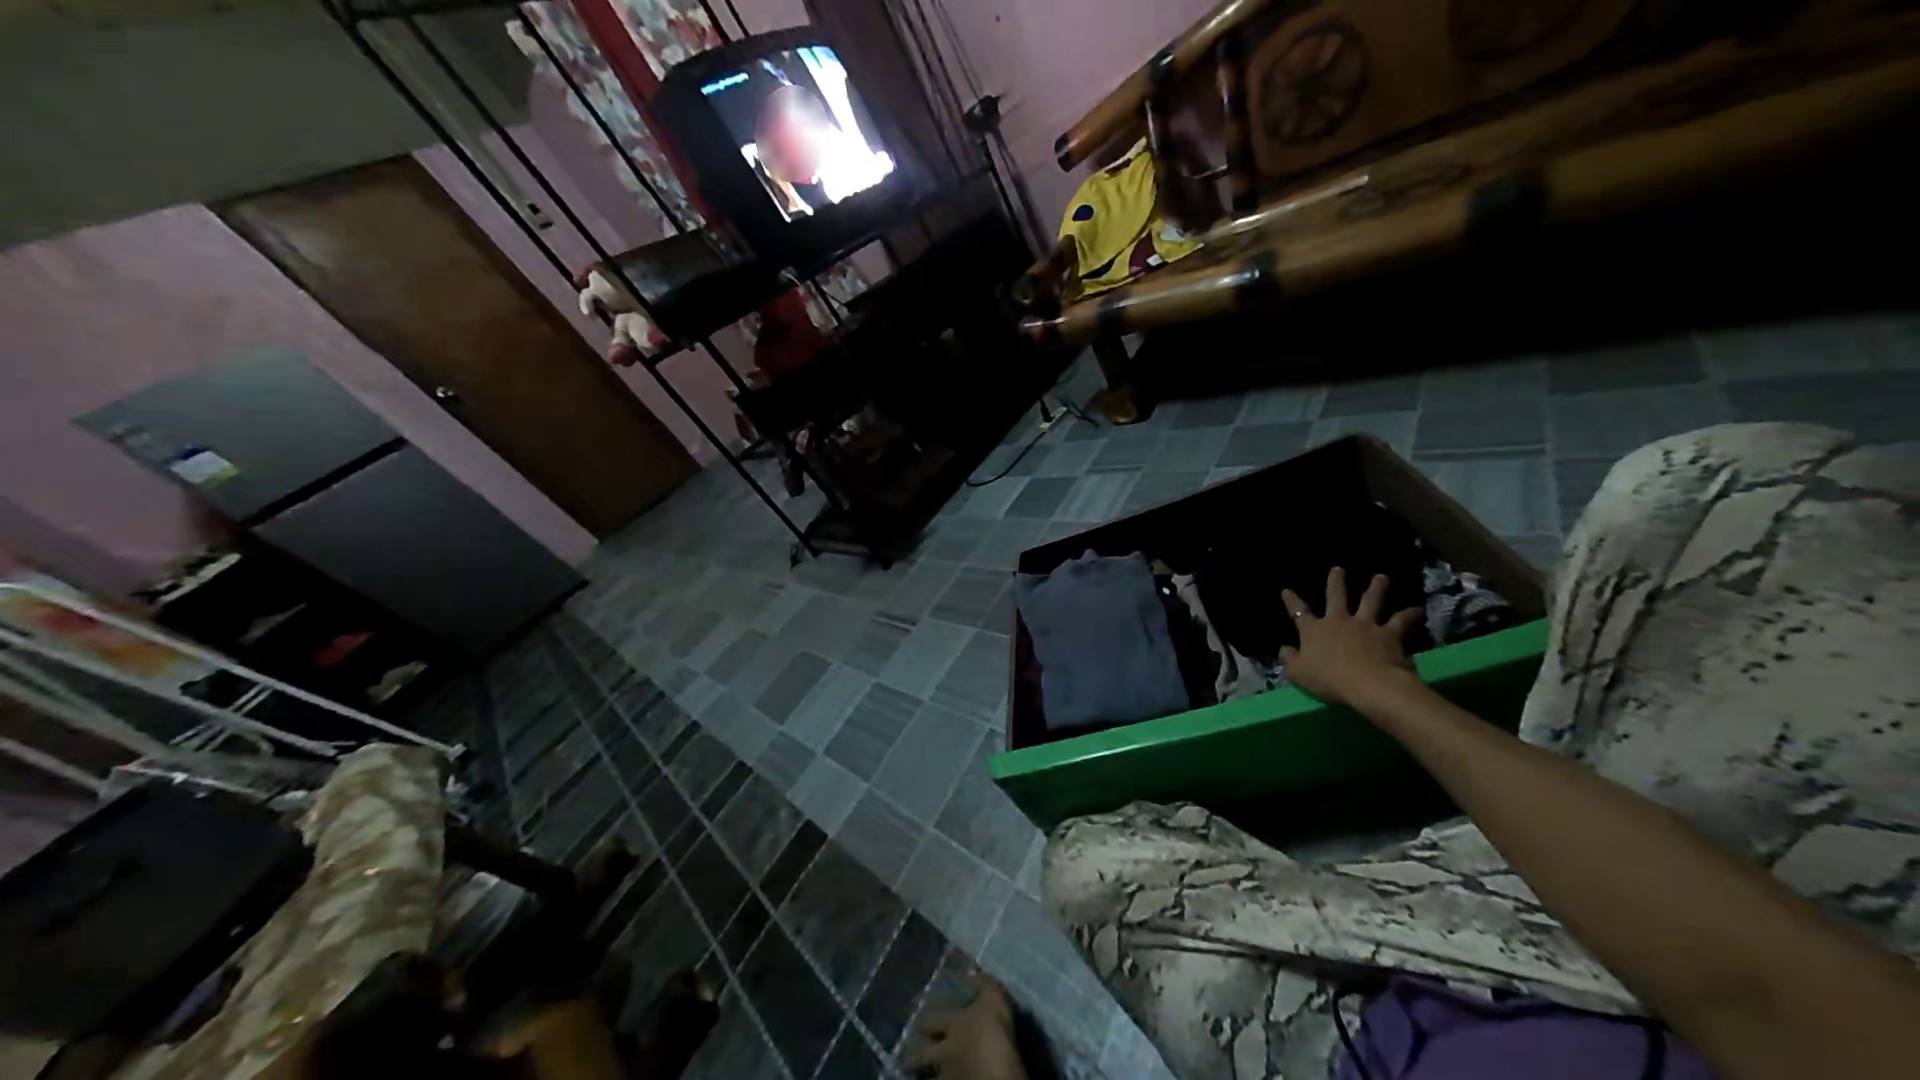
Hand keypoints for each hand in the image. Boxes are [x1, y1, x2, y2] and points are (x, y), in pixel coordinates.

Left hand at [903, 974, 1026, 1079]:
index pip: (932, 1020)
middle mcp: (945, 1051)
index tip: (914, 1021)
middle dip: (912, 1058)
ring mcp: (949, 1075)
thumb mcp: (995, 1000)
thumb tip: (972, 970)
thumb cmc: (996, 1031)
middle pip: (922, 1056)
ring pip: (930, 1078)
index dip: (923, 1020)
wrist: (999, 1071)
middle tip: (904, 1061)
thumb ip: (984, 985)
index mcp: (953, 1025)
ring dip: (925, 1077)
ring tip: (918, 1077)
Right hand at [1280, 567, 1423, 708]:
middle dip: (1336, 582)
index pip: (1298, 612)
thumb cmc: (1328, 679)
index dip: (1292, 601)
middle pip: (1336, 596)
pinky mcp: (1388, 633)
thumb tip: (1284, 648)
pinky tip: (1418, 609)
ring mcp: (1365, 625)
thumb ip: (1290, 659)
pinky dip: (1410, 614)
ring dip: (1376, 588)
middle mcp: (1338, 621)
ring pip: (1370, 600)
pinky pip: (1401, 620)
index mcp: (1313, 631)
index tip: (1286, 590)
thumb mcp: (1299, 673)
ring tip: (1381, 577)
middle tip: (1338, 569)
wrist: (1367, 683)